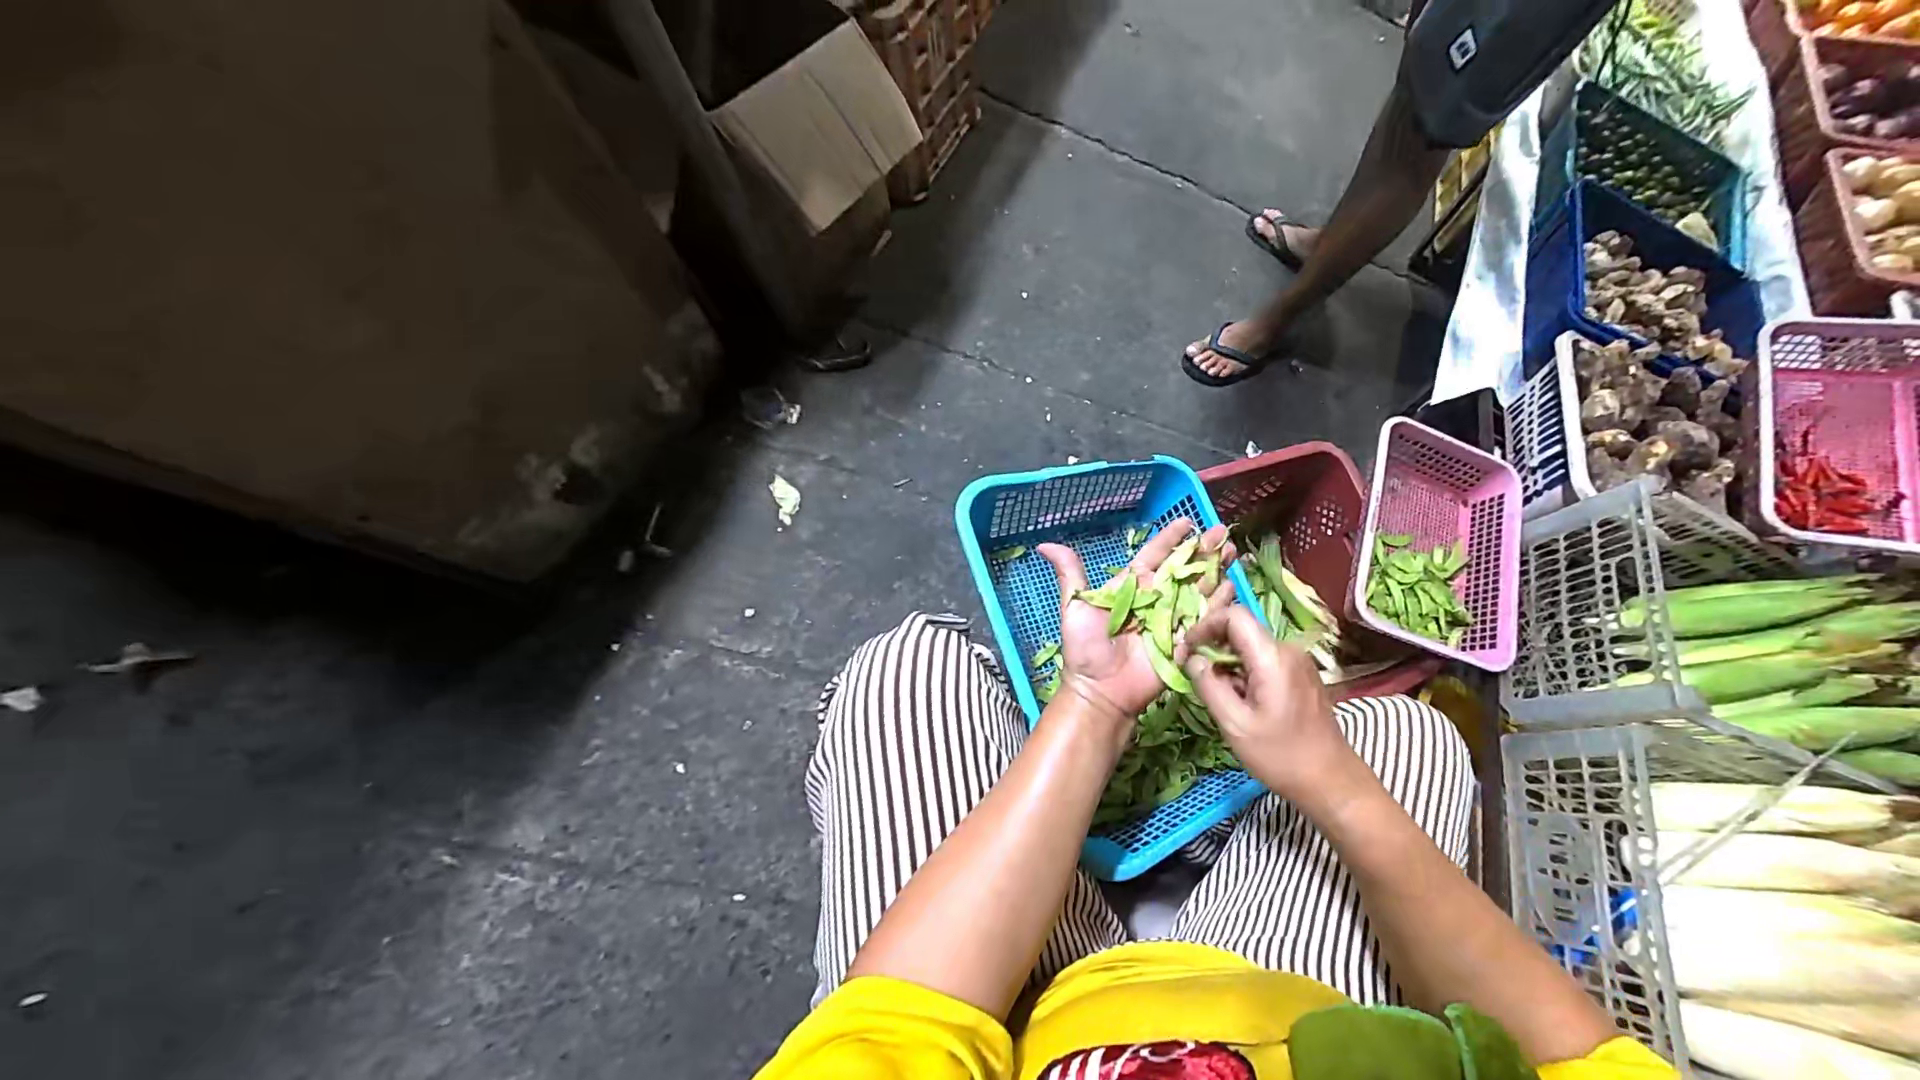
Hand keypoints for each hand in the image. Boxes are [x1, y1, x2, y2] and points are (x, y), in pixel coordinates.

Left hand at [1036, 520, 1236, 728]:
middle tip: (1223, 531)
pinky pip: (1206, 618)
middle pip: (1184, 568)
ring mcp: (1173, 619)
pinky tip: (1233, 585)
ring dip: (1216, 569)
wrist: (1099, 689)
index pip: (1154, 555)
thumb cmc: (1084, 648)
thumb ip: (1069, 574)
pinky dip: (1221, 602)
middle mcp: (1156, 598)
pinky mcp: (1185, 640)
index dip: (1170, 539)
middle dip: (1204, 549)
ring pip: (1199, 588)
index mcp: (1132, 586)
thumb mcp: (1075, 606)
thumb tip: (1044, 545)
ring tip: (1234, 551)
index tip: (1187, 521)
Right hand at [1180, 606, 1369, 807]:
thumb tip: (1192, 660)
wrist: (1331, 782)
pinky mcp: (1299, 675)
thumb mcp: (1234, 724)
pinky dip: (1241, 671)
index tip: (1187, 650)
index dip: (1204, 625)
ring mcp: (1296, 662)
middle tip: (1191, 670)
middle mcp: (1288, 651)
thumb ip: (1209, 686)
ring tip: (1213, 691)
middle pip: (1241, 629)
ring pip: (1249, 645)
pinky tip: (1235, 698)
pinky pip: (1262, 659)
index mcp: (1273, 658)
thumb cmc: (1280, 755)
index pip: (1234, 615)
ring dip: (1225, 661)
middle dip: (1211, 645)